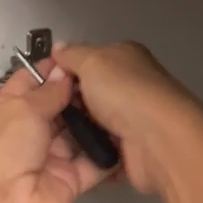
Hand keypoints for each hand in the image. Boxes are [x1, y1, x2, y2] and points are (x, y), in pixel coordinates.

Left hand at [0, 59, 109, 202]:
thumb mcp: (22, 108)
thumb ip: (49, 92)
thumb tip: (62, 76)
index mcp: (5, 111)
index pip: (30, 83)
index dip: (52, 70)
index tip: (74, 60)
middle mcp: (24, 135)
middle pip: (57, 109)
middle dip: (78, 96)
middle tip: (101, 83)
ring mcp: (45, 160)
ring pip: (77, 135)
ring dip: (94, 123)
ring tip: (114, 105)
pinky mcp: (65, 182)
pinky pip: (92, 165)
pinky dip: (106, 155)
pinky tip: (121, 139)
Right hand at [50, 42, 202, 196]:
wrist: (158, 140)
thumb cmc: (125, 92)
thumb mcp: (92, 60)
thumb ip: (72, 54)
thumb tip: (58, 47)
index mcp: (125, 58)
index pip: (89, 59)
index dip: (66, 69)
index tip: (44, 82)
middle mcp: (131, 87)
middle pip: (88, 94)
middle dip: (68, 104)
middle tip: (46, 113)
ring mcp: (132, 120)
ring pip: (92, 125)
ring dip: (76, 132)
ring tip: (52, 138)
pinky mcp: (130, 151)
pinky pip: (100, 151)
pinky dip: (88, 154)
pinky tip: (70, 156)